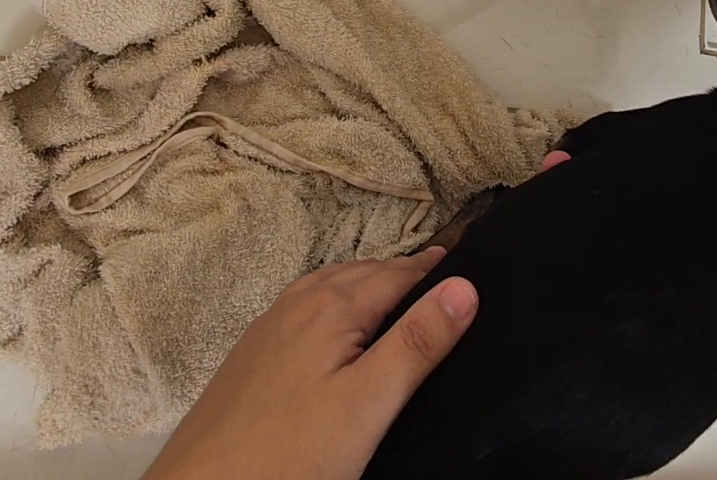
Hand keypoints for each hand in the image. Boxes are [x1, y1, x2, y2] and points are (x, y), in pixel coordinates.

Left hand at [143, 248, 477, 479]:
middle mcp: (299, 301)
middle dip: (401, 272)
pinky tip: (333, 326)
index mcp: (332, 306)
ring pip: (330, 286)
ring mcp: (269, 325)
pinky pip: (306, 305)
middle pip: (363, 273)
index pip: (396, 273)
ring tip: (394, 295)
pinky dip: (335, 301)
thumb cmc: (291, 453)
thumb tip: (465, 285)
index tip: (463, 262)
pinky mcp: (251, 352)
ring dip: (366, 283)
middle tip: (438, 281)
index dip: (431, 268)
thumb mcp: (367, 405)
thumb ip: (417, 343)